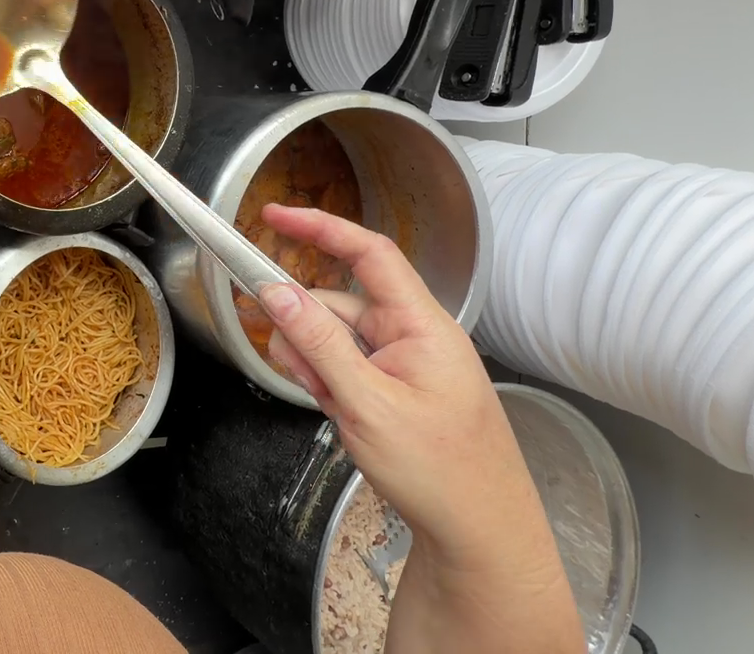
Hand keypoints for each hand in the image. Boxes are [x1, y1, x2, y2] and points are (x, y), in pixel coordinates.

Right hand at [255, 204, 545, 566]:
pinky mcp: (391, 384)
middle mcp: (412, 335)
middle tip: (298, 372)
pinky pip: (341, 362)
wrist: (480, 539)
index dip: (321, 227)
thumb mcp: (366, 404)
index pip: (369, 254)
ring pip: (331, 335)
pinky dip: (325, 379)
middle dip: (304, 330)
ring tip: (325, 402)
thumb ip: (318, 343)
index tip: (274, 215)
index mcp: (422, 326)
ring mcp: (402, 361)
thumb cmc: (440, 472)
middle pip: (335, 302)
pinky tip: (334, 410)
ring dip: (312, 361)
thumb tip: (274, 289)